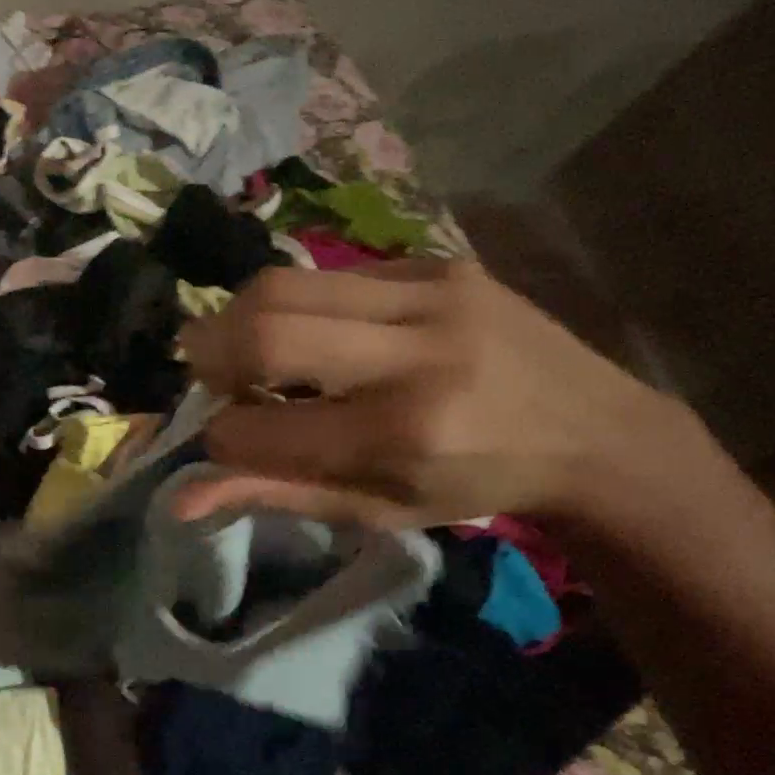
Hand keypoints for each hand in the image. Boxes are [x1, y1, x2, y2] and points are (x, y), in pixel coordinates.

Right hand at [176, 260, 691, 526]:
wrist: (596, 431)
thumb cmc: (469, 486)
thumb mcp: (369, 509)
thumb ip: (270, 494)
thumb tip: (177, 499)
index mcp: (398, 434)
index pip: (250, 429)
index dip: (220, 439)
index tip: (233, 443)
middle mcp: (415, 355)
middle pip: (260, 328)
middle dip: (209, 356)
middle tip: (213, 378)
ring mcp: (432, 297)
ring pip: (279, 285)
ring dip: (236, 320)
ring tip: (245, 350)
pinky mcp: (437, 265)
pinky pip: (326, 274)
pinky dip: (293, 304)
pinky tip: (312, 332)